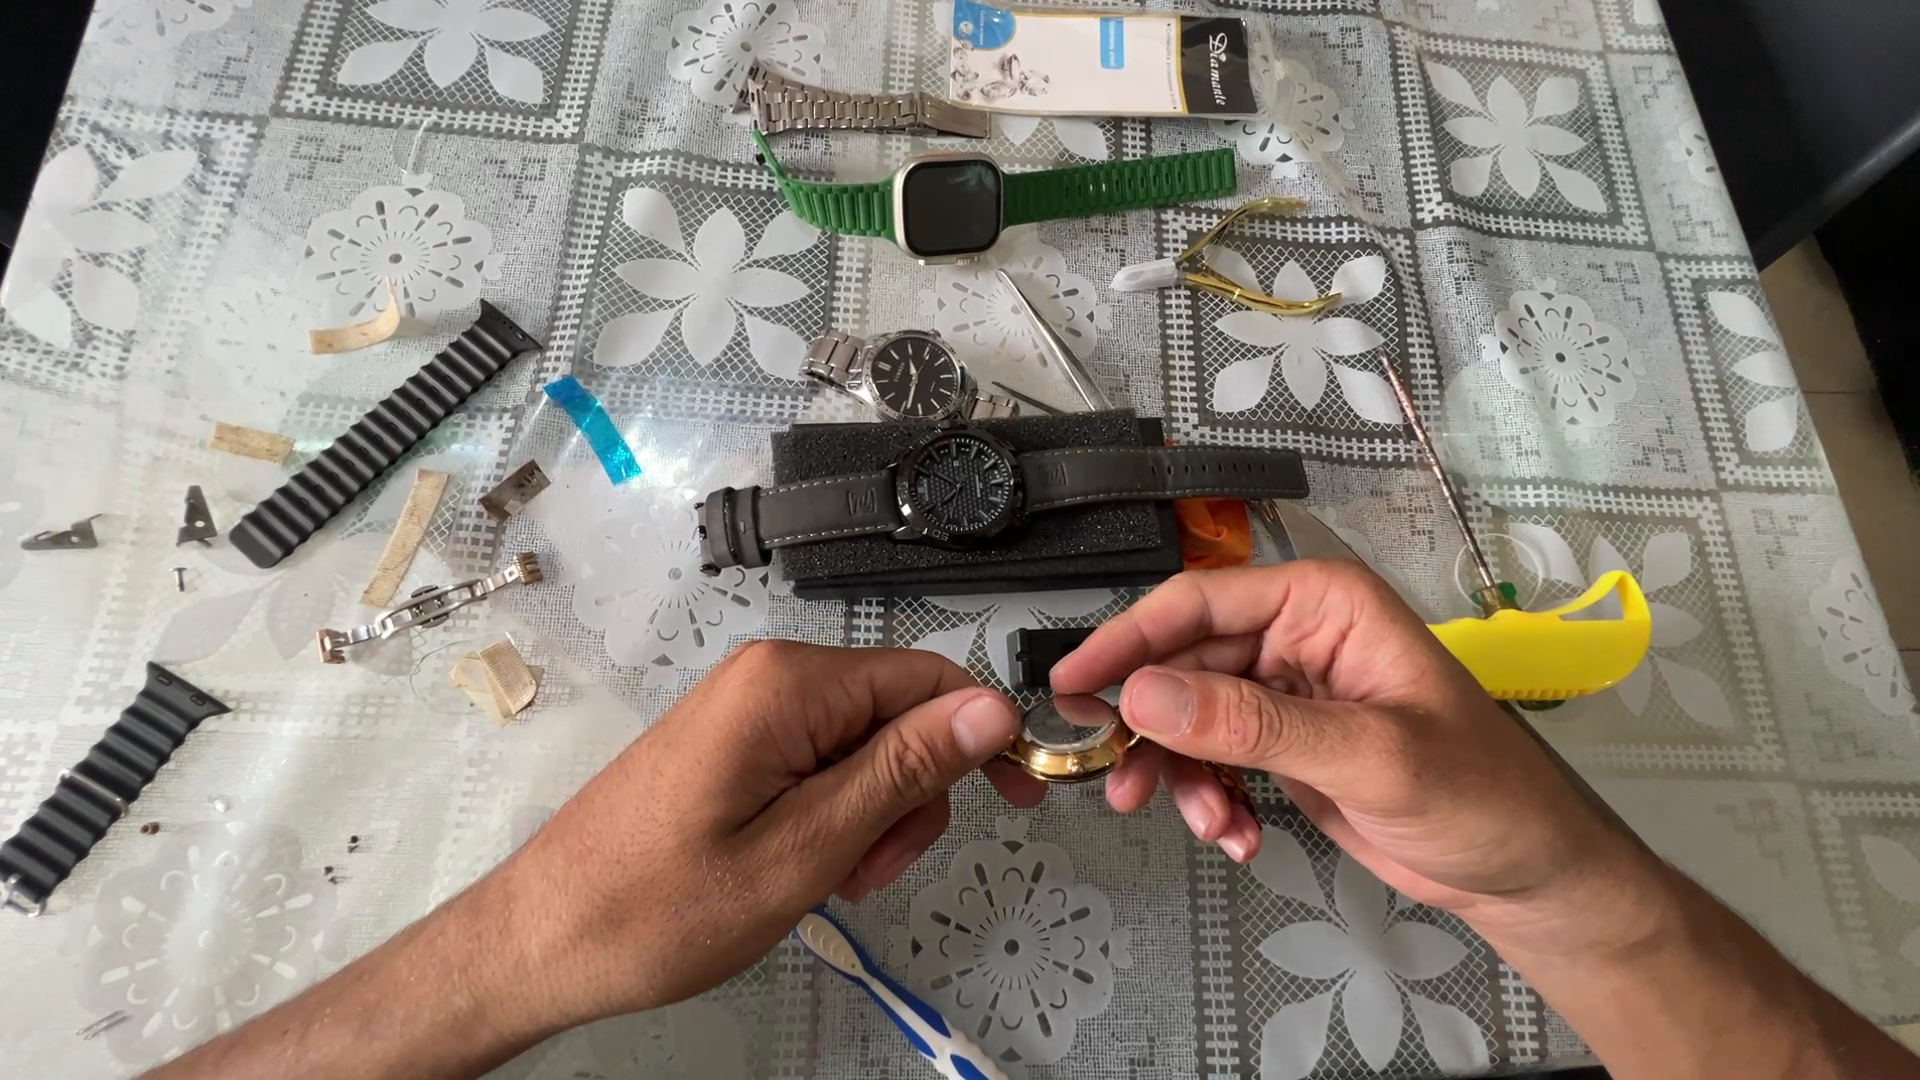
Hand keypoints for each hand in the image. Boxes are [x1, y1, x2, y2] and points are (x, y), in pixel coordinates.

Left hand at [497, 641, 1026, 1029]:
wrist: (535, 941)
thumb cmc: (660, 907)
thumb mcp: (805, 849)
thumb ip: (903, 771)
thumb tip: (991, 709)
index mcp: (791, 682)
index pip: (927, 678)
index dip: (982, 734)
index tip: (1016, 798)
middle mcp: (774, 674)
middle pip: (897, 712)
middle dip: (910, 791)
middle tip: (872, 868)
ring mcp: (753, 704)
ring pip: (865, 742)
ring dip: (874, 810)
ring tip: (832, 876)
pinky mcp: (740, 736)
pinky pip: (822, 757)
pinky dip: (836, 809)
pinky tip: (808, 860)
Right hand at [1049, 560, 1663, 957]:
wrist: (1527, 876)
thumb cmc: (1479, 795)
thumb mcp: (1365, 756)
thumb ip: (1250, 723)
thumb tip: (1143, 696)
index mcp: (1316, 604)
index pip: (1196, 604)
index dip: (1126, 640)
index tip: (1073, 683)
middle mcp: (1289, 635)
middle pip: (1180, 666)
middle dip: (1153, 731)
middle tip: (1122, 781)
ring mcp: (1278, 690)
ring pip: (1186, 717)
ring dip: (1180, 774)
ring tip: (1205, 823)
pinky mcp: (1273, 739)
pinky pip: (1208, 756)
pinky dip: (1208, 797)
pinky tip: (1235, 833)